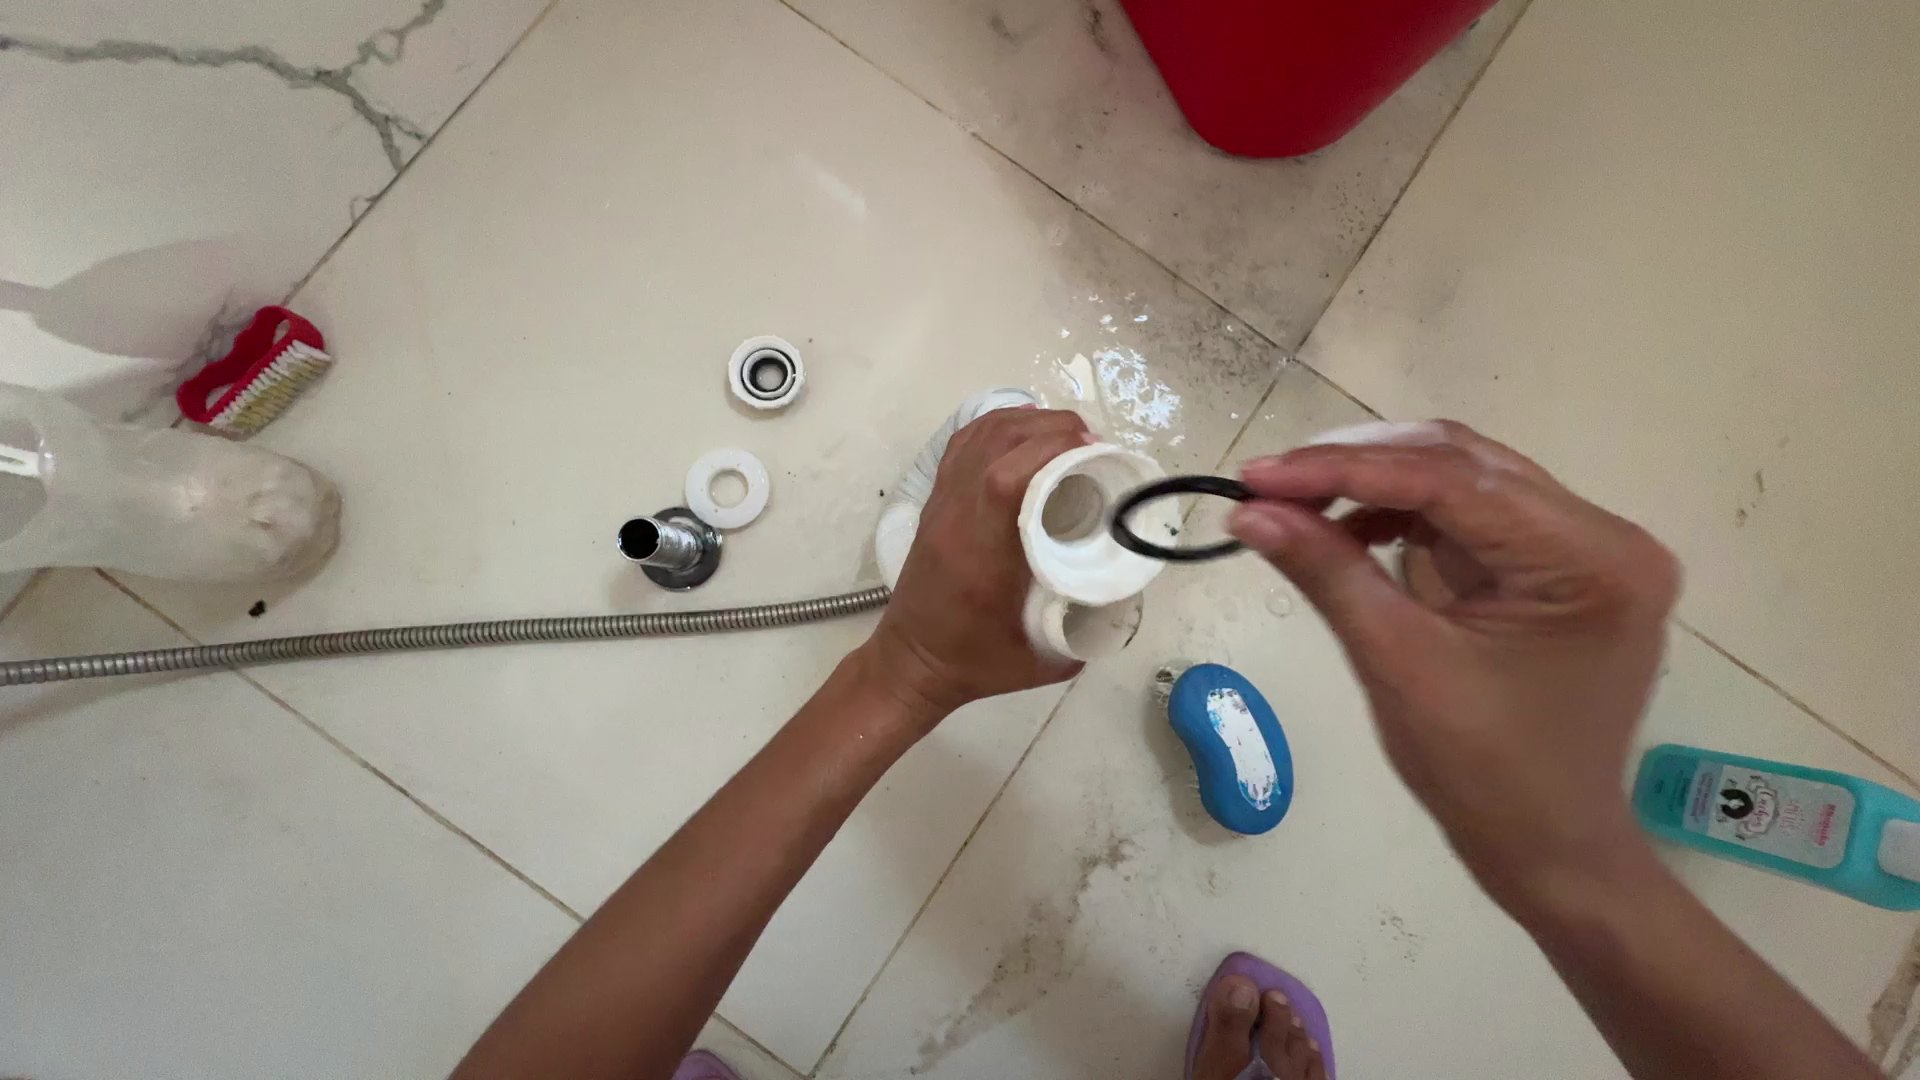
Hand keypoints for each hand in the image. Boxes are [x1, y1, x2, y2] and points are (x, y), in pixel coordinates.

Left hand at [864, 407, 1094, 719]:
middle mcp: (956, 518)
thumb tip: (1122, 587)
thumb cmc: (976, 664)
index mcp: (981, 556)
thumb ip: (1086, 625)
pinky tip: (1026, 436)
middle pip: (996, 443)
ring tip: (1065, 435)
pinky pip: (964, 445)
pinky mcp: (935, 501)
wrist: (912, 663)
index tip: (1093, 449)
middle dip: (1050, 428)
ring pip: (978, 436)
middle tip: (1091, 443)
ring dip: (1026, 422)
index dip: (1052, 449)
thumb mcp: (1044, 658)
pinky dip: (998, 427)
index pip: (1005, 479)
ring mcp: (940, 505)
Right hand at [1227, 421, 1679, 907]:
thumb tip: (1246, 511)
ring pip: (1454, 477)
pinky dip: (1389, 512)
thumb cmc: (1480, 768)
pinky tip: (1341, 528)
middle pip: (1458, 462)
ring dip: (1367, 481)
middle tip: (1266, 481)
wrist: (1542, 842)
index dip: (1341, 470)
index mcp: (1589, 560)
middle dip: (1353, 465)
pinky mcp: (1538, 565)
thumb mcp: (1394, 660)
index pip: (1449, 481)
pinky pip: (1455, 514)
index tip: (1256, 475)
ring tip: (1292, 500)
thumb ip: (1326, 571)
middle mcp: (1598, 535)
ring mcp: (1573, 548)